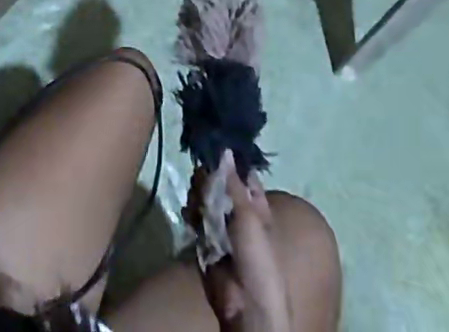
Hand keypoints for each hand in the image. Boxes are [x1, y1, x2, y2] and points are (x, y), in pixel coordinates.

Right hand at [196, 154, 292, 331]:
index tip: (210, 146)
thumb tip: (226, 149)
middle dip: (206, 180)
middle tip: (200, 181)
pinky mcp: (204, 236)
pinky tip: (190, 218)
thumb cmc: (258, 258)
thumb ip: (233, 183)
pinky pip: (193, 215)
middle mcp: (237, 210)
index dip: (228, 160)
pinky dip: (190, 214)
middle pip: (217, 182)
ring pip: (203, 196)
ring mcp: (220, 224)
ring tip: (197, 204)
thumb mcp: (249, 216)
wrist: (244, 303)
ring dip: (197, 197)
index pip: (241, 174)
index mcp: (256, 205)